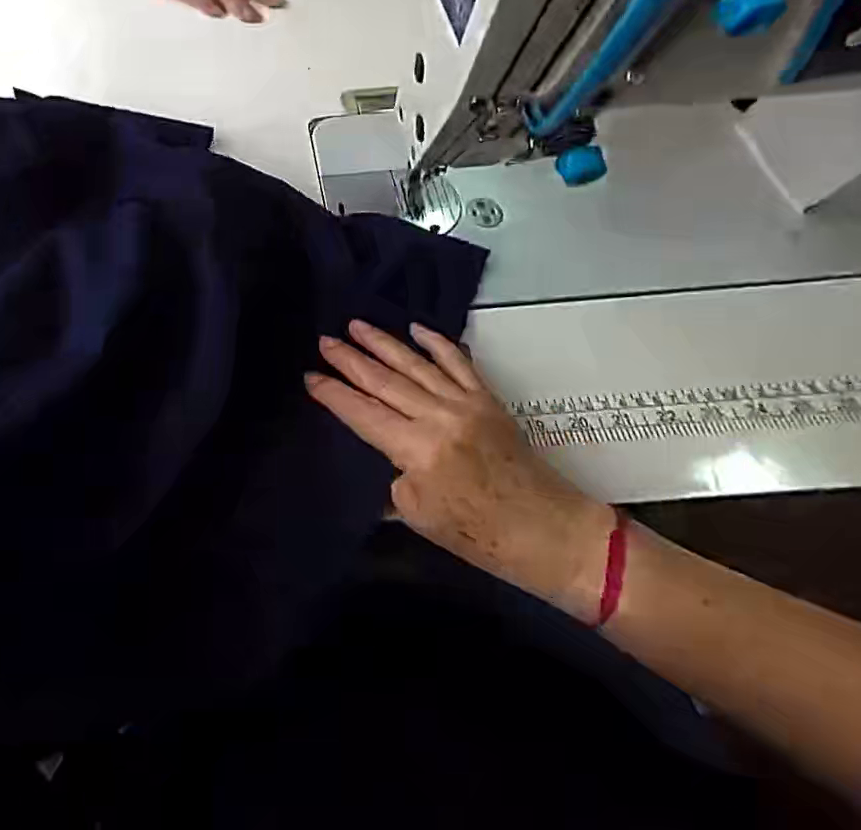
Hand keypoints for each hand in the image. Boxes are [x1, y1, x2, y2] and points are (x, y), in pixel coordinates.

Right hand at [305, 321, 614, 621]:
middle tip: (323, 341)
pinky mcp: (489, 401)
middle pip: (383, 381)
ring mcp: (466, 404)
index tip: (309, 376)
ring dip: (382, 343)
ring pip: (414, 364)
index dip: (332, 393)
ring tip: (355, 326)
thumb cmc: (477, 535)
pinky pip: (458, 364)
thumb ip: (392, 472)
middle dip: (348, 359)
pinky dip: (437, 344)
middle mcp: (438, 417)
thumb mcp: (415, 512)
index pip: (361, 412)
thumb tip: (381, 447)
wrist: (551, 533)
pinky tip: (416, 329)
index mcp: (416, 449)